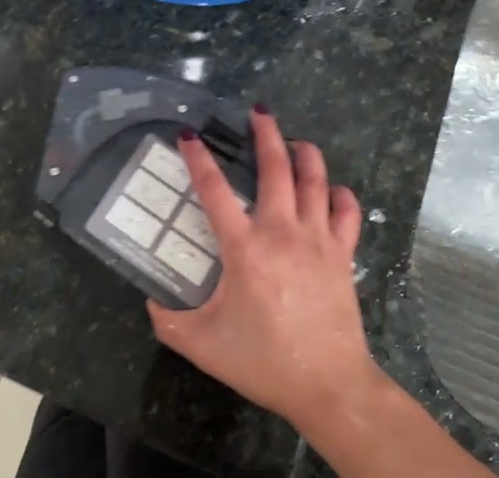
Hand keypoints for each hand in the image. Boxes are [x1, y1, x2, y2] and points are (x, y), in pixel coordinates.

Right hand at [146, 107, 376, 429]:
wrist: (328, 385)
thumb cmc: (263, 362)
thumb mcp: (202, 345)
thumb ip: (169, 321)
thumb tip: (151, 300)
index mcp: (244, 249)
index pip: (215, 191)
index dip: (199, 159)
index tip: (190, 135)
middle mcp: (282, 232)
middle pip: (276, 167)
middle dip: (266, 134)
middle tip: (258, 112)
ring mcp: (318, 240)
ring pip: (315, 180)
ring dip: (305, 153)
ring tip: (295, 140)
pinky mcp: (343, 254)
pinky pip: (346, 212)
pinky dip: (341, 194)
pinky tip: (333, 190)